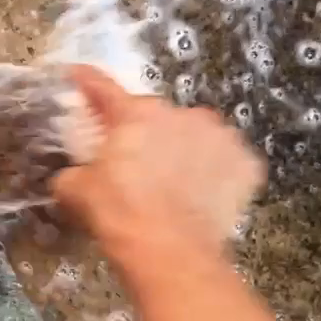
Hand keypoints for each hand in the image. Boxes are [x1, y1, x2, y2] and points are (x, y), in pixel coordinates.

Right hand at [51, 64, 266, 279]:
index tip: (76, 72)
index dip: (87, 81)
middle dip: (142, 134)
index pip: (105, 91)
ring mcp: (222, 137)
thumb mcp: (73, 191)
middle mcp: (184, 115)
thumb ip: (74, 172)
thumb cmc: (115, 211)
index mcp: (137, 116)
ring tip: (165, 184)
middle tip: (128, 164)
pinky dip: (207, 173)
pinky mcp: (247, 165)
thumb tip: (76, 173)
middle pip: (156, 117)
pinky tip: (193, 196)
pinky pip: (220, 162)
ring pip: (192, 137)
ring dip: (178, 151)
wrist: (168, 247)